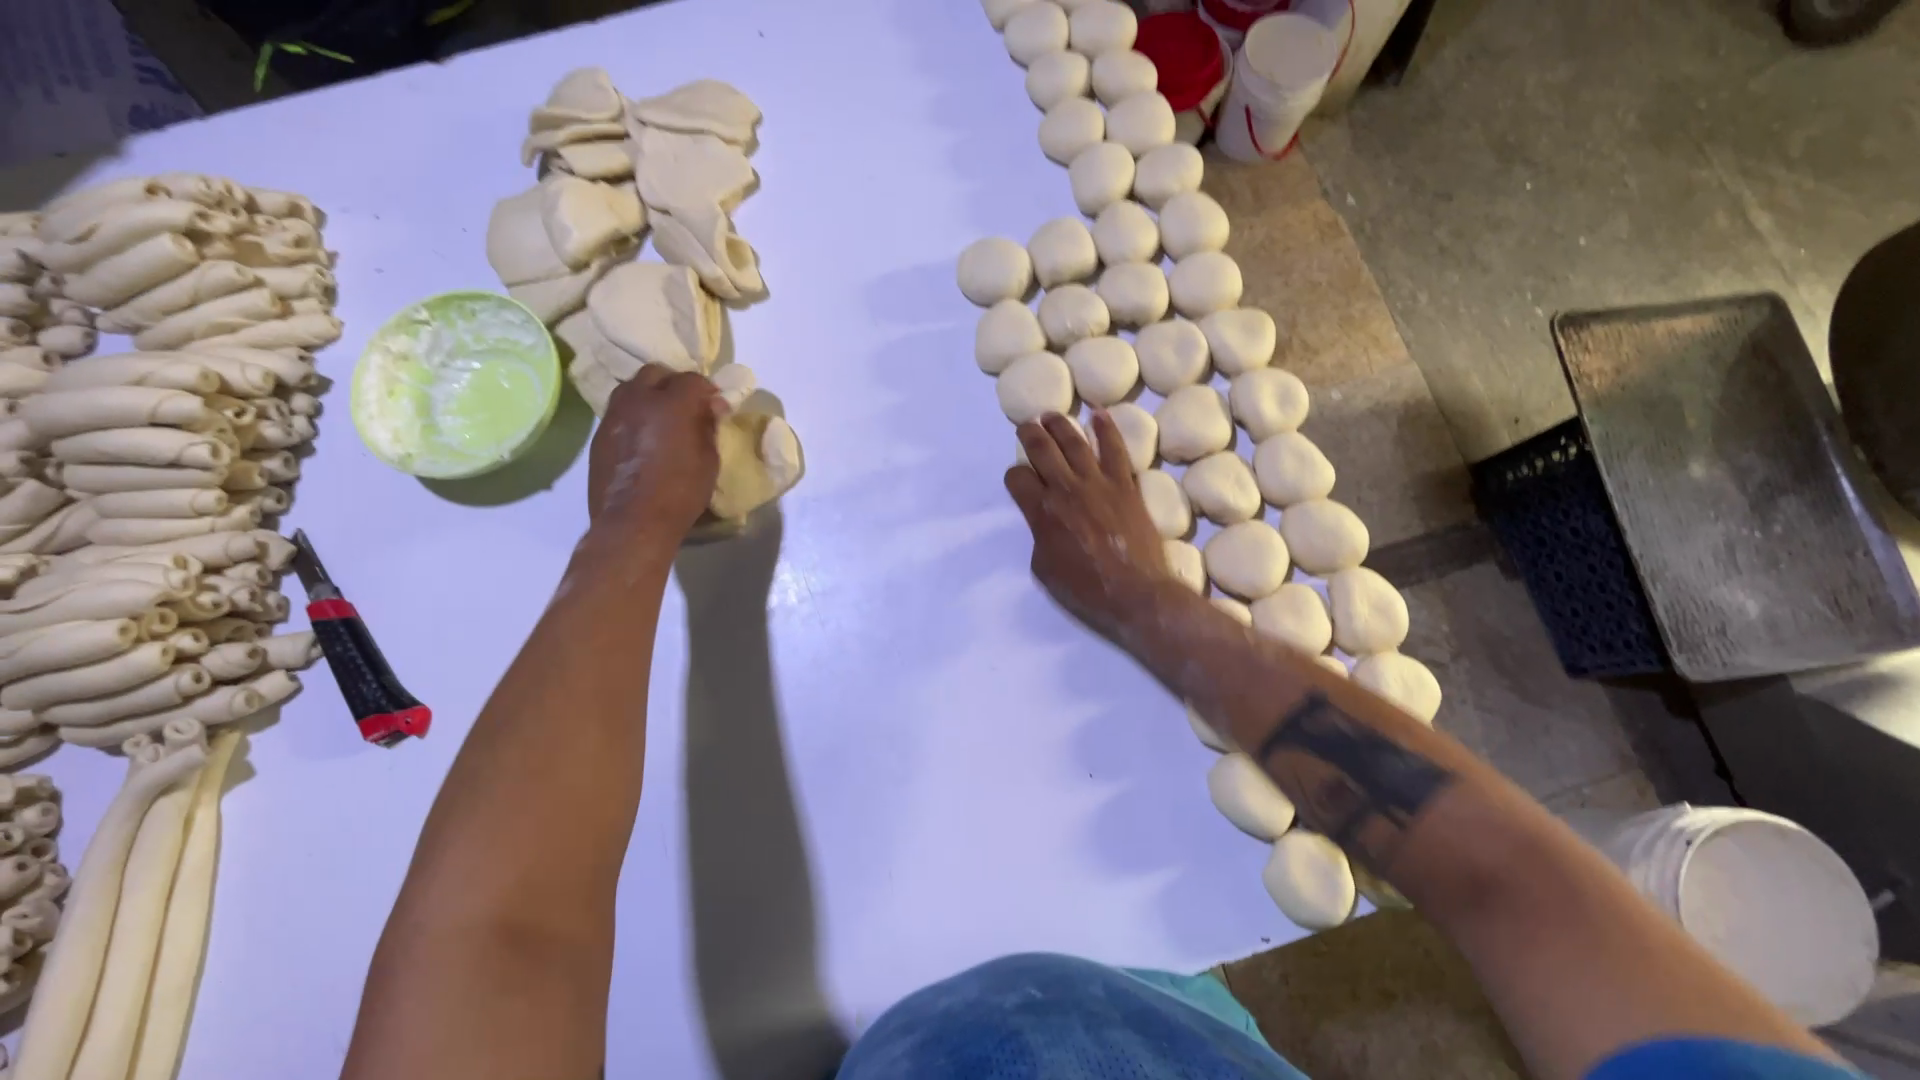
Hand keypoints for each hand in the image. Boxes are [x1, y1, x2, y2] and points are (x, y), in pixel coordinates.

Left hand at [586, 365, 724, 538]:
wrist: (633, 522)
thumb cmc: (680, 493)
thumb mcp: (708, 460)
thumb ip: (708, 427)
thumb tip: (711, 408)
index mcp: (671, 404)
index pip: (692, 379)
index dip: (707, 390)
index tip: (716, 406)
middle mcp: (638, 400)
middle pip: (655, 373)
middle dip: (673, 383)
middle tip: (686, 405)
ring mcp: (614, 416)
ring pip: (631, 389)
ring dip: (648, 396)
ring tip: (661, 418)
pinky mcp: (599, 435)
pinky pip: (618, 412)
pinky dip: (633, 416)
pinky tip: (643, 437)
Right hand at [1005, 411, 1169, 644]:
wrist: (1136, 594)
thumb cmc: (1086, 590)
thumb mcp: (1044, 569)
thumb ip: (1040, 537)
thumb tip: (1046, 522)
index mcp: (1042, 513)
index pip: (1018, 478)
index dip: (1014, 476)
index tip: (1018, 480)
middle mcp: (1066, 490)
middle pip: (1041, 450)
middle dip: (1030, 435)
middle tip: (1027, 427)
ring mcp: (1098, 483)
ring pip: (1074, 442)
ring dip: (1059, 424)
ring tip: (1051, 415)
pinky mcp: (1125, 485)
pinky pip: (1114, 449)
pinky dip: (1106, 429)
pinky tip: (1098, 414)